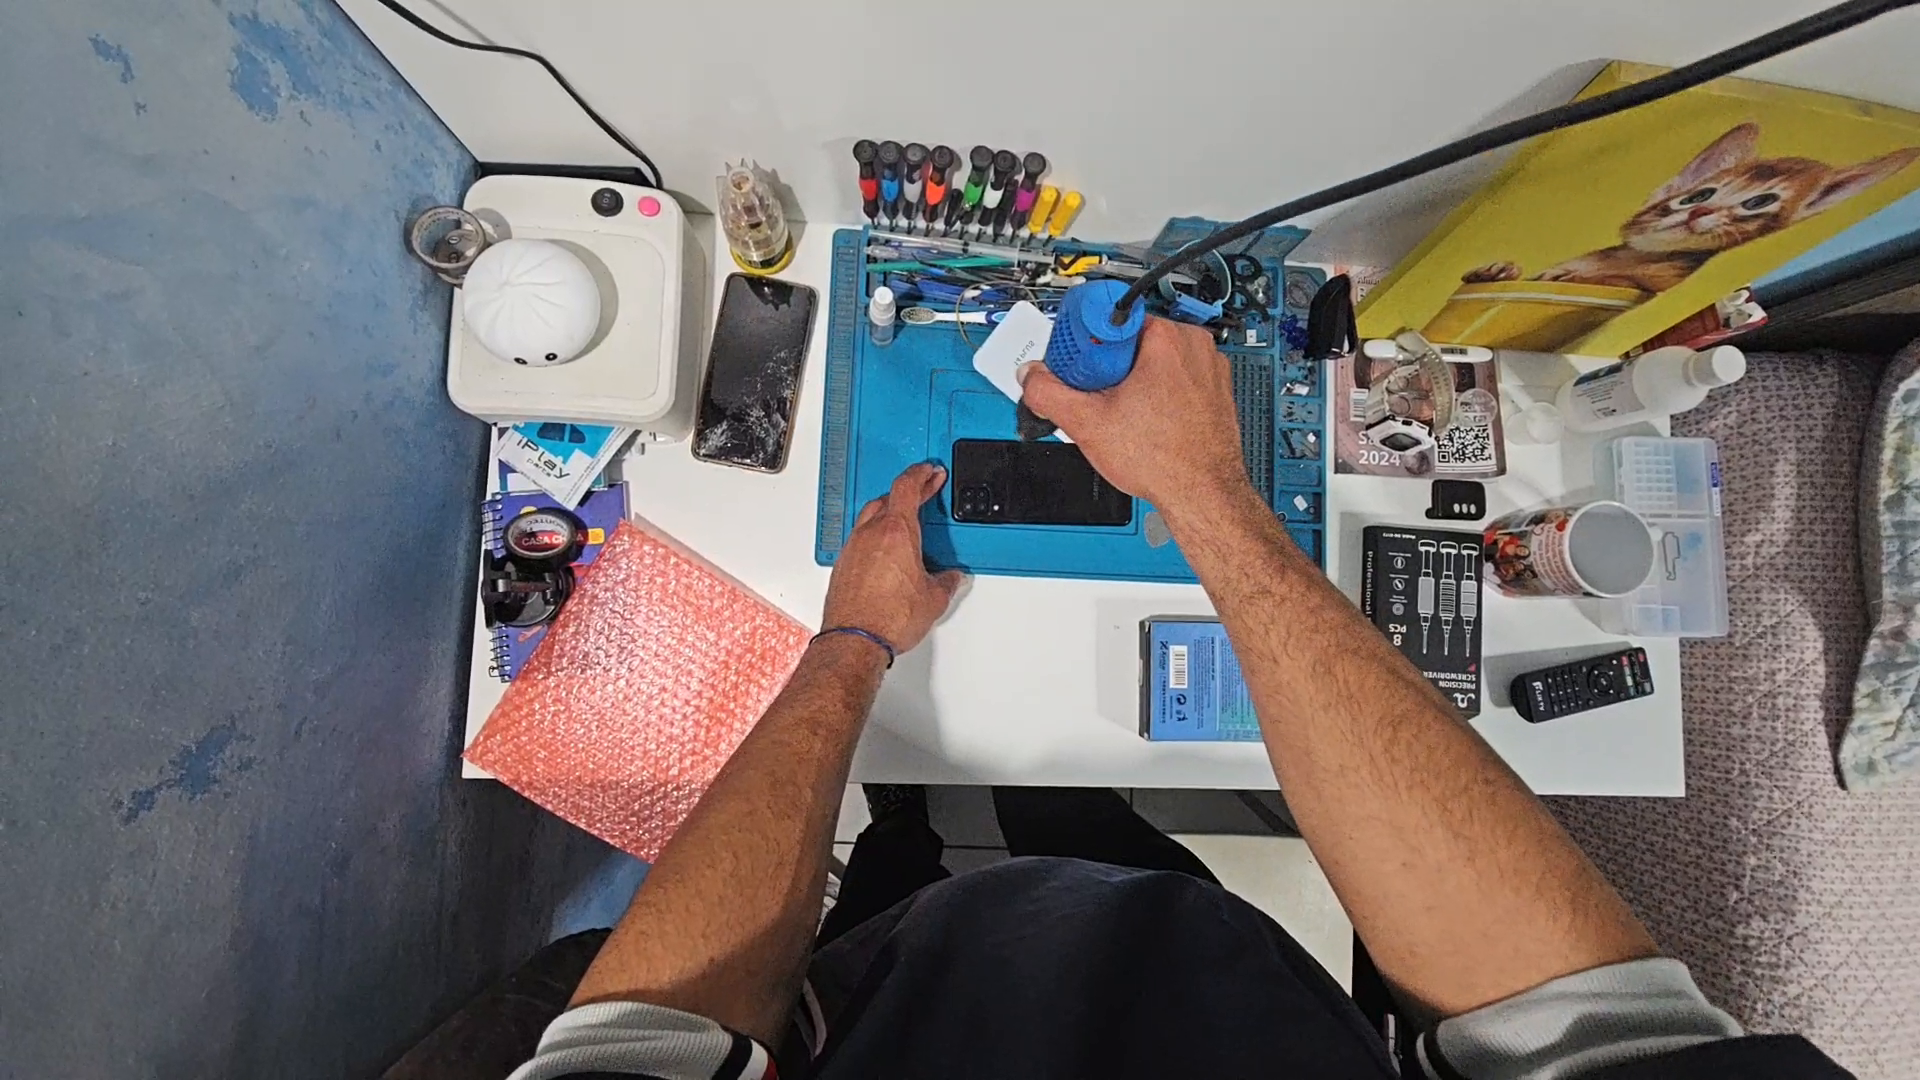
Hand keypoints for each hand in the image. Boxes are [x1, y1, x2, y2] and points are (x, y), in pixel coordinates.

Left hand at [821, 463, 965, 655]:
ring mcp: (853, 548)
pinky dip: (875, 536)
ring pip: (871, 516)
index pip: (907, 486)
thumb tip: (951, 578)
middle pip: (888, 497)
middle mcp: (871, 534)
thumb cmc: (889, 618)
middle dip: (908, 492)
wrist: (855, 640)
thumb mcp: (934, 598)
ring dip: (889, 512)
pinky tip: (885, 551)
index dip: (921, 473)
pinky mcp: (843, 564)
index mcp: (897, 532)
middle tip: (923, 492)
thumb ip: (946, 581)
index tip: (930, 471)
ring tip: (905, 522)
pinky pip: (860, 538)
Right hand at [1017, 316, 1250, 517]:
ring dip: (1128, 383)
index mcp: (1165, 338)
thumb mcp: (1088, 425)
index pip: (1107, 320)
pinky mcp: (1213, 388)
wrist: (1203, 494)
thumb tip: (1031, 378)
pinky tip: (1143, 422)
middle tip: (1095, 400)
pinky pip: (1172, 378)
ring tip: (1121, 416)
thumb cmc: (1165, 461)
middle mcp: (1192, 344)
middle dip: (1104, 370)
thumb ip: (1049, 393)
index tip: (1075, 370)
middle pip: (1127, 342)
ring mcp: (1207, 366)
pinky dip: (1154, 395)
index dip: (1083, 349)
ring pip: (1150, 360)